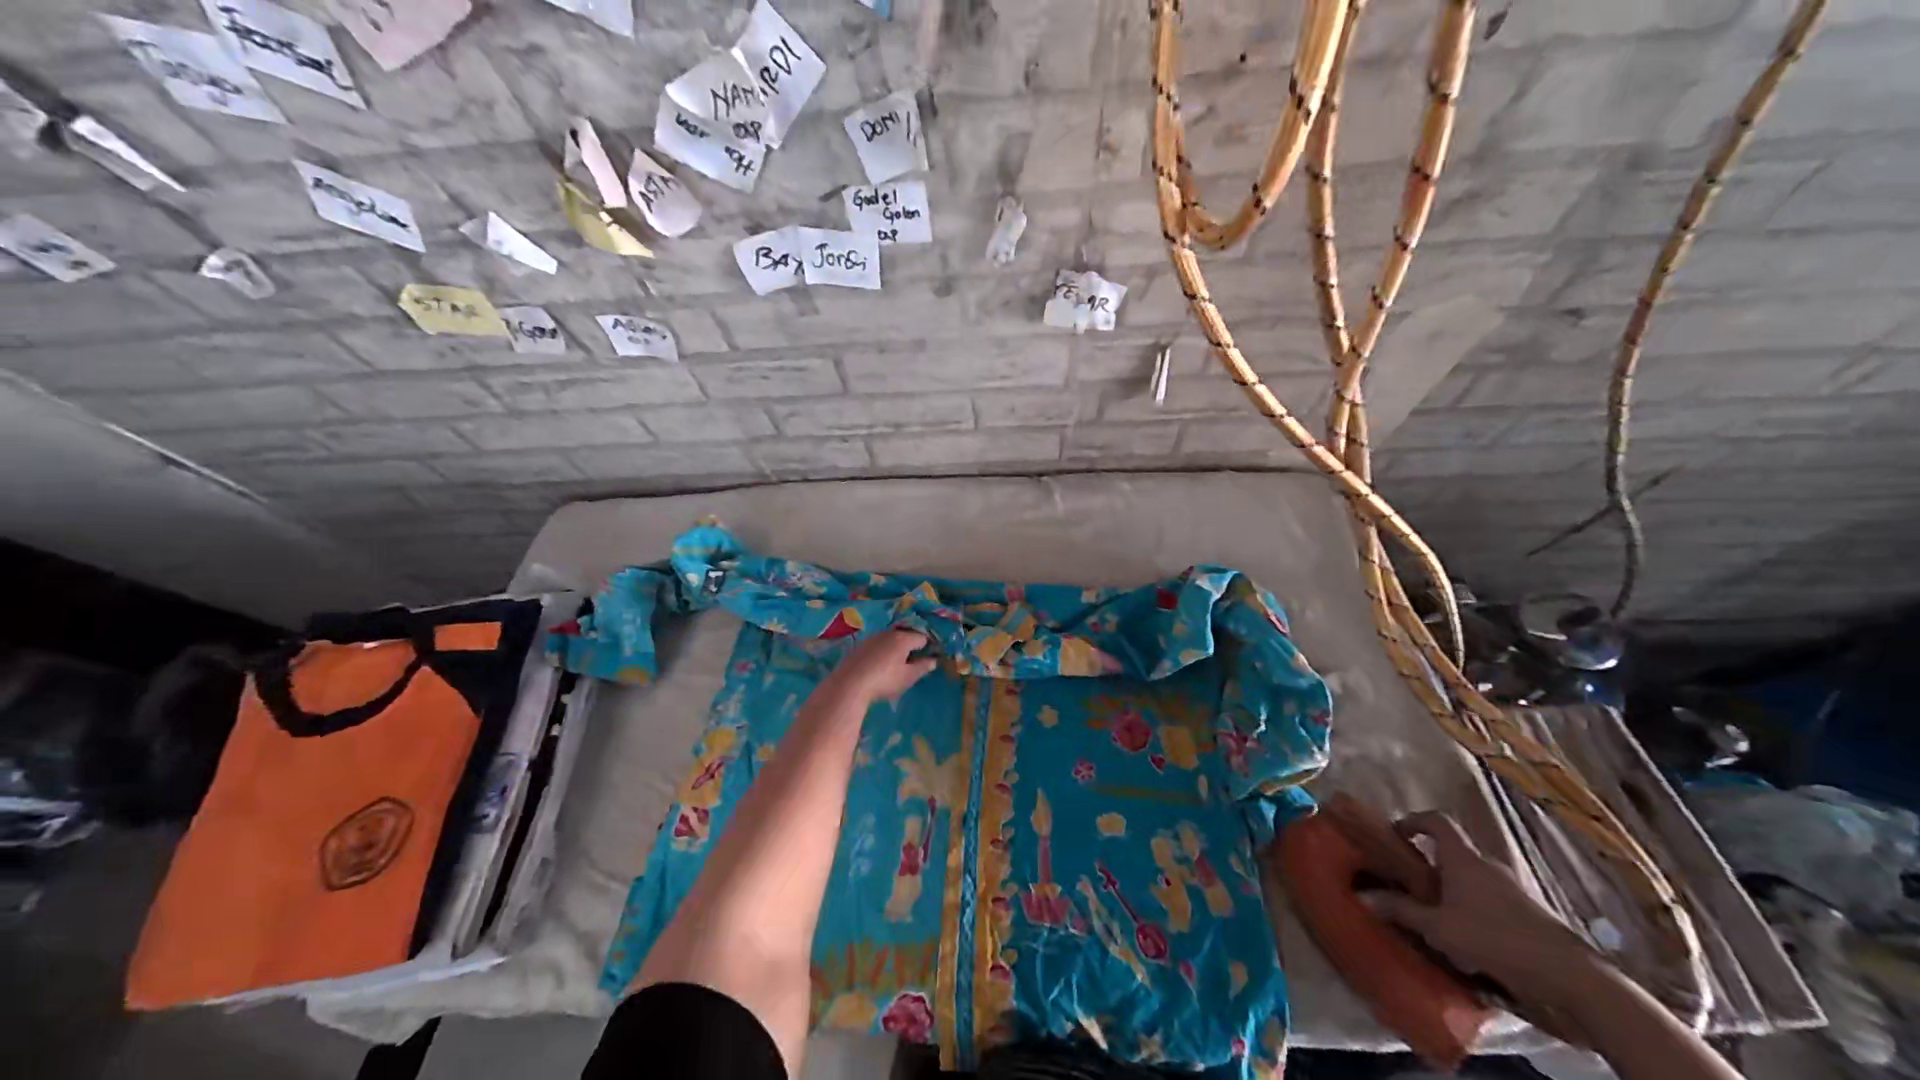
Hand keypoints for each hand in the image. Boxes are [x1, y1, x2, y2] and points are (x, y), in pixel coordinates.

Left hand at [822, 628, 937, 704]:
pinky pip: (877, 645)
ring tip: (894, 666)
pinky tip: (878, 666)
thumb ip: (922, 667)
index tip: (927, 660)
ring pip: (890, 640)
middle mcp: (888, 633)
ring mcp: (872, 638)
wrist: (849, 684)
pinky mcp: (860, 645)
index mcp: (903, 638)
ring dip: (895, 649)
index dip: (927, 648)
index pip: (922, 637)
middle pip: (905, 636)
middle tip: (911, 664)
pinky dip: (882, 652)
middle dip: (911, 647)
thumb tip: (933, 660)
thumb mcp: (908, 677)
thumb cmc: (884, 681)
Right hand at [1364, 811, 1602, 1017]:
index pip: (1437, 821)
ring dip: (1453, 891)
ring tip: (1437, 917)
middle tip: (1411, 885)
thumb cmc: (1494, 938)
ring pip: (1473, 879)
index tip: (1395, 834)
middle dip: (1431, 865)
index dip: (1414, 820)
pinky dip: (1475, 910)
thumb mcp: (1438, 927)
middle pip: (1454, 852)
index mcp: (1463, 857)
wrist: (1569, 975)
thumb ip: (1401, 909)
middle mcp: (1489, 864)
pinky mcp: (1531, 912)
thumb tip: (1363, 896)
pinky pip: (1492, 900)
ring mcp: (1514, 888)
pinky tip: (1469, 939)